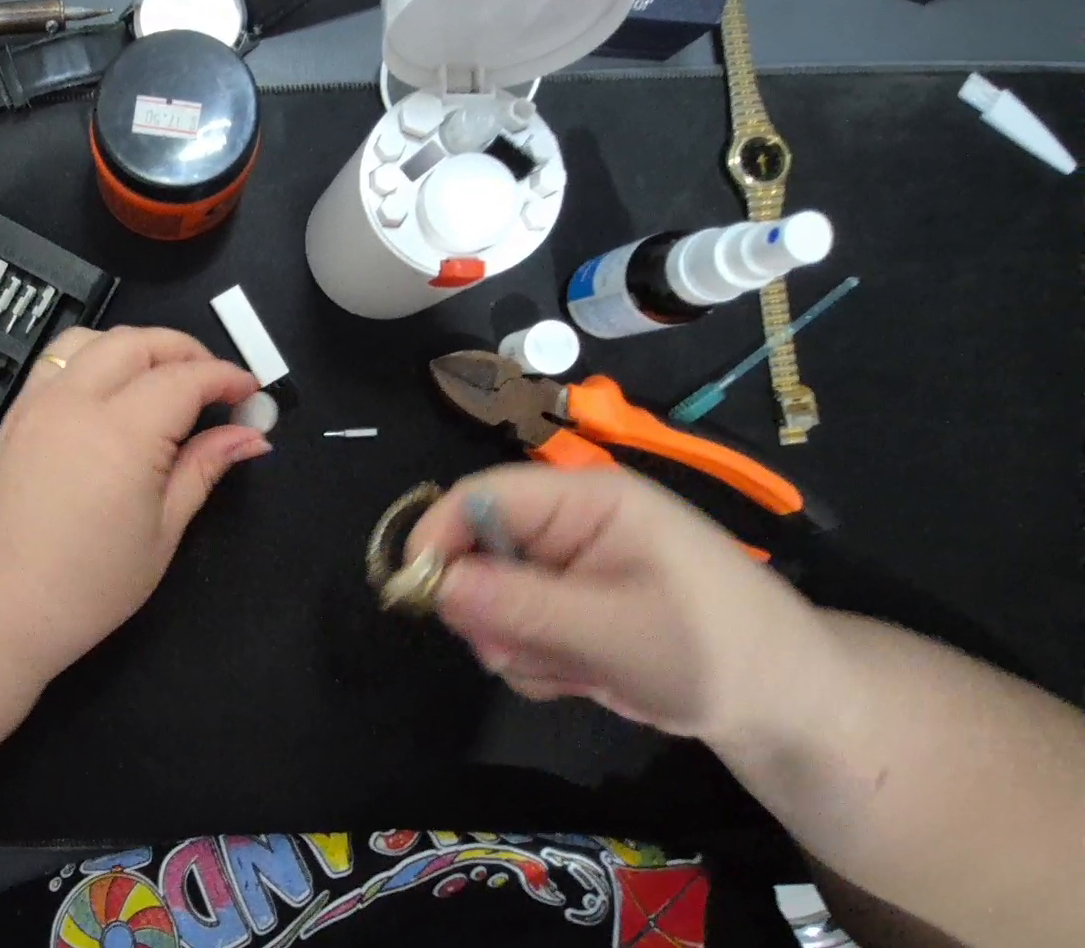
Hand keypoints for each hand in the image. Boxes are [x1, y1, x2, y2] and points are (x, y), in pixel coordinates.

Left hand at [0, 326, 270, 680]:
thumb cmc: (85, 588)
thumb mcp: (162, 534)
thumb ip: (204, 469)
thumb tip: (251, 437)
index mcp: (121, 434)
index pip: (184, 379)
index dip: (226, 378)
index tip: (251, 394)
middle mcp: (75, 403)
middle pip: (139, 343)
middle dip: (186, 351)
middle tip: (215, 386)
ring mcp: (38, 403)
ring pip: (94, 339)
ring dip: (137, 348)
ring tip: (163, 382)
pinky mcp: (15, 415)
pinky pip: (57, 359)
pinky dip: (94, 357)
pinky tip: (110, 393)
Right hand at [402, 465, 824, 740]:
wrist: (789, 710)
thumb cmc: (716, 652)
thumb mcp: (616, 630)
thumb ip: (521, 604)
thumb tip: (434, 582)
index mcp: (584, 500)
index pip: (480, 494)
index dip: (438, 535)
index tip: (414, 590)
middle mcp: (565, 524)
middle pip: (474, 549)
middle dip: (486, 607)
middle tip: (515, 650)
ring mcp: (563, 567)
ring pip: (487, 598)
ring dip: (514, 642)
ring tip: (574, 668)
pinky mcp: (563, 605)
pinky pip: (510, 629)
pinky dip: (533, 660)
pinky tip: (582, 675)